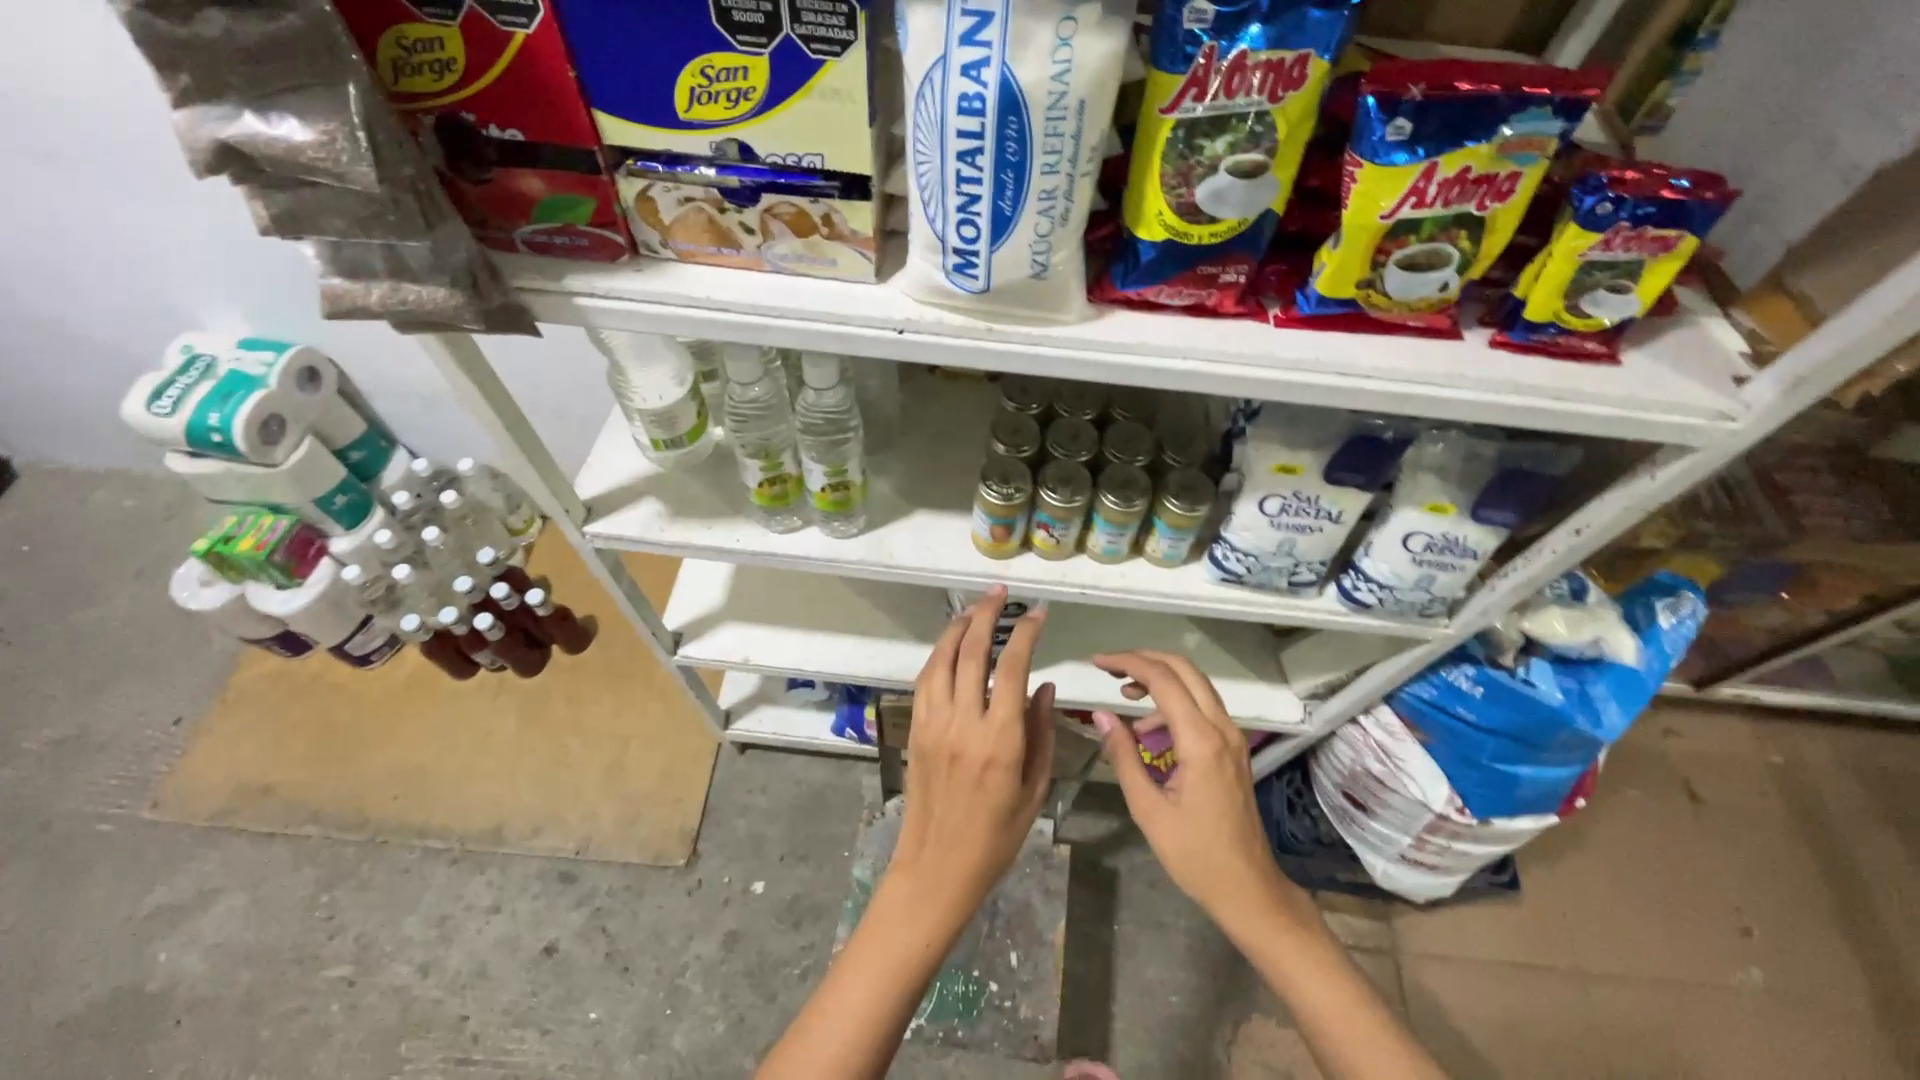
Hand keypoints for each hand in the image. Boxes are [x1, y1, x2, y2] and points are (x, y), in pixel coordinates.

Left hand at [890, 586, 1056, 914]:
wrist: (937, 866)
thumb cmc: (996, 836)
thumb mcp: (1035, 789)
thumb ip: (1043, 733)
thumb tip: (1046, 687)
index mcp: (1000, 740)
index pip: (1013, 668)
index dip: (1026, 634)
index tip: (1038, 614)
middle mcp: (963, 723)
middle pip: (972, 652)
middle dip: (987, 615)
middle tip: (1000, 594)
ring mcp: (933, 724)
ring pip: (942, 660)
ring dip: (957, 628)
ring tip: (974, 609)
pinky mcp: (915, 730)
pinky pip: (925, 681)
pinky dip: (938, 656)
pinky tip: (950, 646)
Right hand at [1091, 650, 1312, 934]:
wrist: (1247, 886)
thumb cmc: (1194, 855)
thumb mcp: (1147, 808)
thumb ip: (1123, 756)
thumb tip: (1101, 715)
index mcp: (1201, 741)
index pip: (1162, 679)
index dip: (1127, 663)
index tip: (1096, 662)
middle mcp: (1222, 729)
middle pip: (1185, 670)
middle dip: (1144, 660)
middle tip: (1109, 669)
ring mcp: (1232, 738)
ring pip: (1196, 686)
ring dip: (1160, 681)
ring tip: (1123, 700)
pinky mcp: (1233, 750)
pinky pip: (1203, 708)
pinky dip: (1173, 703)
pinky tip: (1148, 730)